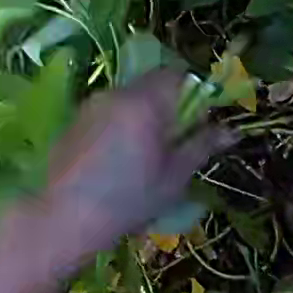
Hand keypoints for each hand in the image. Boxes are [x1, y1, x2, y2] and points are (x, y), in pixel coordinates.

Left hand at [0, 71, 230, 284]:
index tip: (195, 120)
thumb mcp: (172, 178)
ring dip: (142, 114)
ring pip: (128, 97)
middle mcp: (116, 93)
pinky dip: (119, 123)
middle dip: (167, 105)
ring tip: (143, 155)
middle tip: (172, 142)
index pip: (176, 74)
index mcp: (145, 102)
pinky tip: (115, 159)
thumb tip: (231, 131)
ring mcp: (92, 104)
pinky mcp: (75, 118)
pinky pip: (108, 110)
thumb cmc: (126, 201)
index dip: (191, 91)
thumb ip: (200, 146)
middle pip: (151, 84)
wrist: (61, 218)